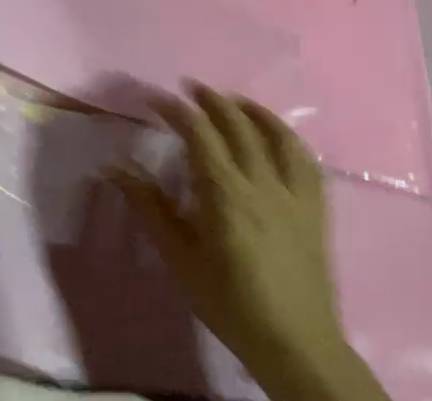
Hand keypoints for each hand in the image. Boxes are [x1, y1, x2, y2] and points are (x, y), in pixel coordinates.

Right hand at [113, 85, 387, 400]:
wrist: (293, 342)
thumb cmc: (227, 300)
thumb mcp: (177, 255)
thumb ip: (149, 205)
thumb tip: (115, 166)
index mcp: (226, 193)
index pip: (199, 133)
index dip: (175, 109)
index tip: (153, 97)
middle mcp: (264, 185)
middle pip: (240, 126)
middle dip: (212, 101)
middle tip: (190, 88)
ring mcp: (296, 197)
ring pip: (280, 137)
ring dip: (254, 112)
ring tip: (234, 102)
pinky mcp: (316, 212)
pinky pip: (307, 162)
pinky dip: (288, 139)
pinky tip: (276, 138)